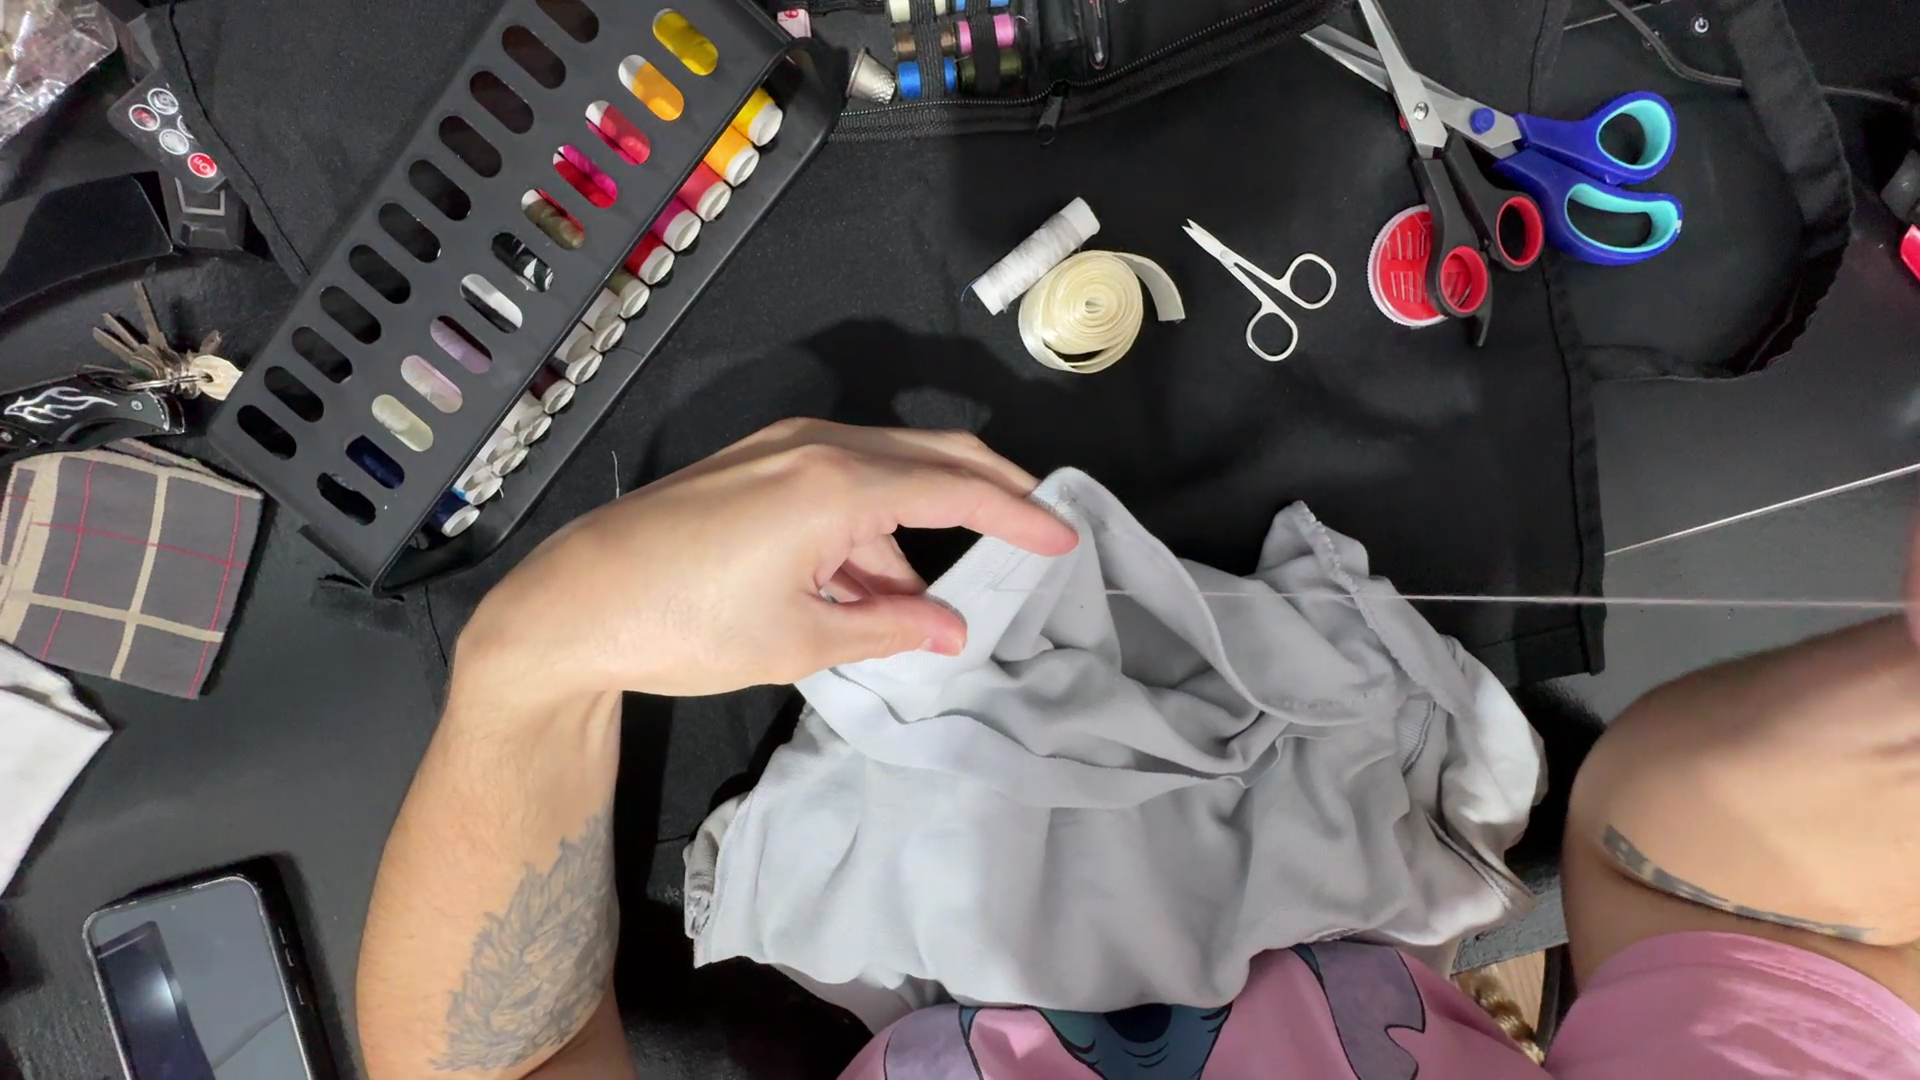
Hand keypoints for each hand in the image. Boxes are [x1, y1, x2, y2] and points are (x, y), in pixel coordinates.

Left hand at [454, 419, 1077, 702]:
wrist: (574, 605)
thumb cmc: (691, 627)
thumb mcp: (803, 639)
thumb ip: (891, 626)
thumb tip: (953, 631)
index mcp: (839, 484)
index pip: (957, 490)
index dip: (1018, 515)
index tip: (1063, 535)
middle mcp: (820, 446)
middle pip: (934, 454)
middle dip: (991, 489)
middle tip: (1035, 524)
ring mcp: (785, 446)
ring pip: (887, 470)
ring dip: (918, 527)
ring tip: (920, 600)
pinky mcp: (761, 460)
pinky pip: (844, 479)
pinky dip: (872, 523)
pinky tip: (865, 577)